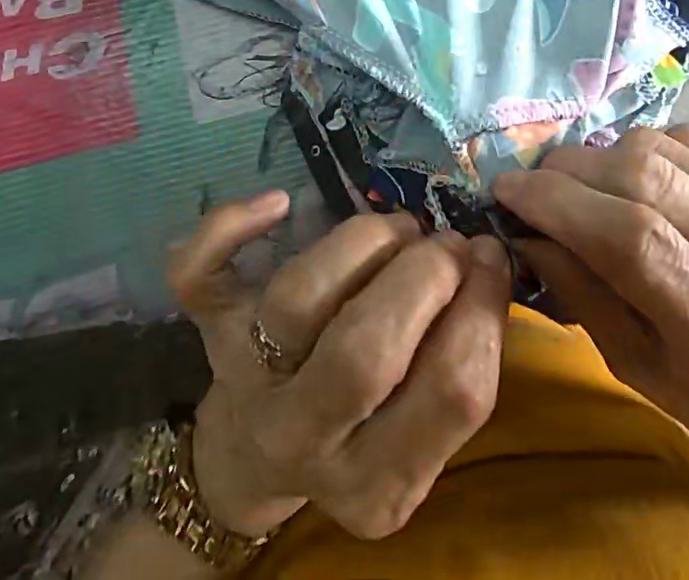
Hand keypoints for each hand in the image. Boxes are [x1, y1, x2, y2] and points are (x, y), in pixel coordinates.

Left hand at [166, 191, 510, 539]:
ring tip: (399, 226)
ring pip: (297, 298)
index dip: (480, 314)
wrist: (254, 450)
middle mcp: (299, 436)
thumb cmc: (355, 432)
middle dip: (424, 279)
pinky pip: (198, 272)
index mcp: (374, 485)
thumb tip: (485, 264)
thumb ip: (451, 368)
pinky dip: (228, 226)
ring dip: (362, 244)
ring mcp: (244, 377)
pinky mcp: (205, 331)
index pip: (448, 397)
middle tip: (448, 242)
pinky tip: (280, 202)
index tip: (490, 260)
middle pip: (364, 351)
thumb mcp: (413, 435)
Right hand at [493, 126, 688, 480]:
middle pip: (643, 176)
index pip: (634, 238)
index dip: (559, 203)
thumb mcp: (635, 367)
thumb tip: (524, 231)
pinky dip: (642, 150)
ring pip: (658, 146)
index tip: (507, 191)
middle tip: (536, 188)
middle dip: (567, 171)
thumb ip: (579, 293)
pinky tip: (638, 182)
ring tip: (585, 188)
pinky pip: (687, 138)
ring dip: (599, 158)